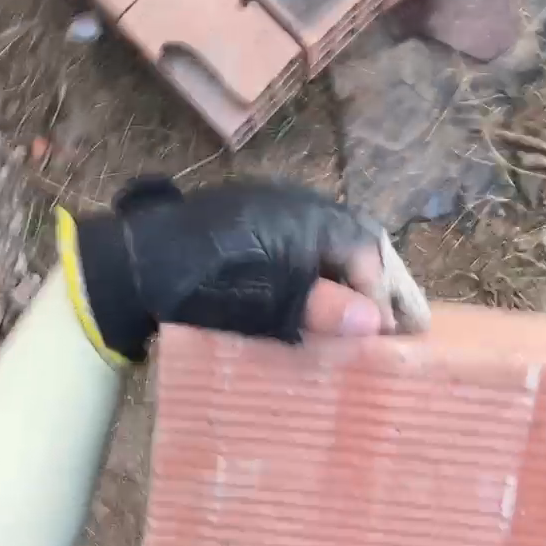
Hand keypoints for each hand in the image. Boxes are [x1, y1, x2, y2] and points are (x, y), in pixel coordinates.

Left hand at [56, 177, 430, 362]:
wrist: (138, 262)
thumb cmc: (206, 283)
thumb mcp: (267, 302)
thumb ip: (320, 308)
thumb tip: (374, 321)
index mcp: (312, 220)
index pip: (369, 256)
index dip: (387, 298)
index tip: (398, 336)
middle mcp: (301, 208)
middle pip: (359, 245)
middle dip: (383, 285)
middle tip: (408, 326)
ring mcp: (274, 212)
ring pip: (334, 246)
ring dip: (356, 281)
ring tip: (373, 319)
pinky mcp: (252, 225)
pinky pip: (307, 248)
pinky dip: (326, 275)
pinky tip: (324, 299)